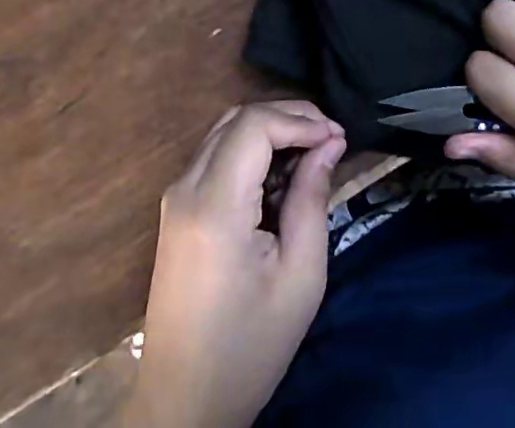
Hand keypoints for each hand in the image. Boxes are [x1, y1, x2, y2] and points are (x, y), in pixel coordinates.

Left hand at [125, 101, 346, 427]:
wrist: (184, 400)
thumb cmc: (250, 345)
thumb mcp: (301, 275)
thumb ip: (312, 199)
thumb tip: (329, 144)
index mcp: (214, 205)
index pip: (254, 126)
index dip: (300, 120)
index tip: (338, 138)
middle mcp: (186, 189)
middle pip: (237, 118)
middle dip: (288, 116)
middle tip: (331, 136)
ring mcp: (175, 197)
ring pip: (224, 131)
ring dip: (270, 128)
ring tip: (314, 147)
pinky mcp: (176, 209)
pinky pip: (215, 155)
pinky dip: (251, 148)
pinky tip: (282, 169)